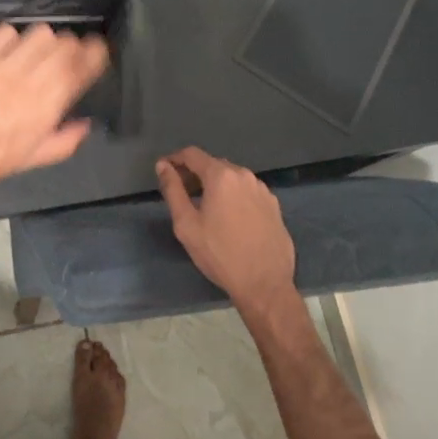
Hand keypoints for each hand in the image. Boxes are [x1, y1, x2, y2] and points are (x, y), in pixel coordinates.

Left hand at [0, 23, 108, 203]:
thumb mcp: (26, 162)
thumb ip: (61, 142)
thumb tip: (84, 125)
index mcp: (44, 108)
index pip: (80, 68)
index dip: (95, 54)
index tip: (100, 51)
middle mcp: (27, 81)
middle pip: (63, 45)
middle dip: (73, 46)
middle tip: (69, 54)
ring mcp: (0, 65)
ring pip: (38, 34)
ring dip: (45, 40)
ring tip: (39, 51)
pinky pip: (5, 33)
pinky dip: (13, 38)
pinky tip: (8, 50)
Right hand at [155, 147, 296, 312]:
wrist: (264, 283)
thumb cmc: (220, 254)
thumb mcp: (186, 225)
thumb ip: (173, 190)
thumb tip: (163, 165)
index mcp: (221, 176)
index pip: (192, 154)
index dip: (175, 159)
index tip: (164, 171)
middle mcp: (244, 175)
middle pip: (213, 164)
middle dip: (194, 174)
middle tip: (182, 194)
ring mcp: (262, 189)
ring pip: (232, 178)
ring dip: (215, 185)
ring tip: (205, 208)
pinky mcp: (274, 204)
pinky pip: (248, 191)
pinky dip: (234, 196)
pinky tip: (231, 218)